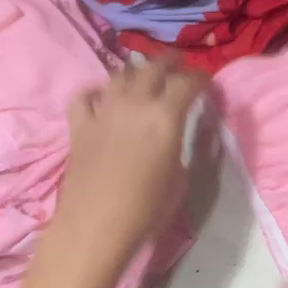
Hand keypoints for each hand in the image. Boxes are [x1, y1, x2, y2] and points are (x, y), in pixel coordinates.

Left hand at [52, 55, 205, 256]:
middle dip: (170, 62)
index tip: (208, 81)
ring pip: (120, 76)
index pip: (188, 82)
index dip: (201, 77)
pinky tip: (102, 95)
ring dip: (136, 72)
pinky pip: (85, 96)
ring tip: (144, 75)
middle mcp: (134, 104)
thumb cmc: (148, 208)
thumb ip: (181, 145)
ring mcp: (103, 111)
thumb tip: (180, 132)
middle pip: (154, 68)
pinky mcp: (79, 125)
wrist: (97, 225)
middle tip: (180, 64)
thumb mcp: (180, 177)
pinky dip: (96, 90)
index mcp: (165, 117)